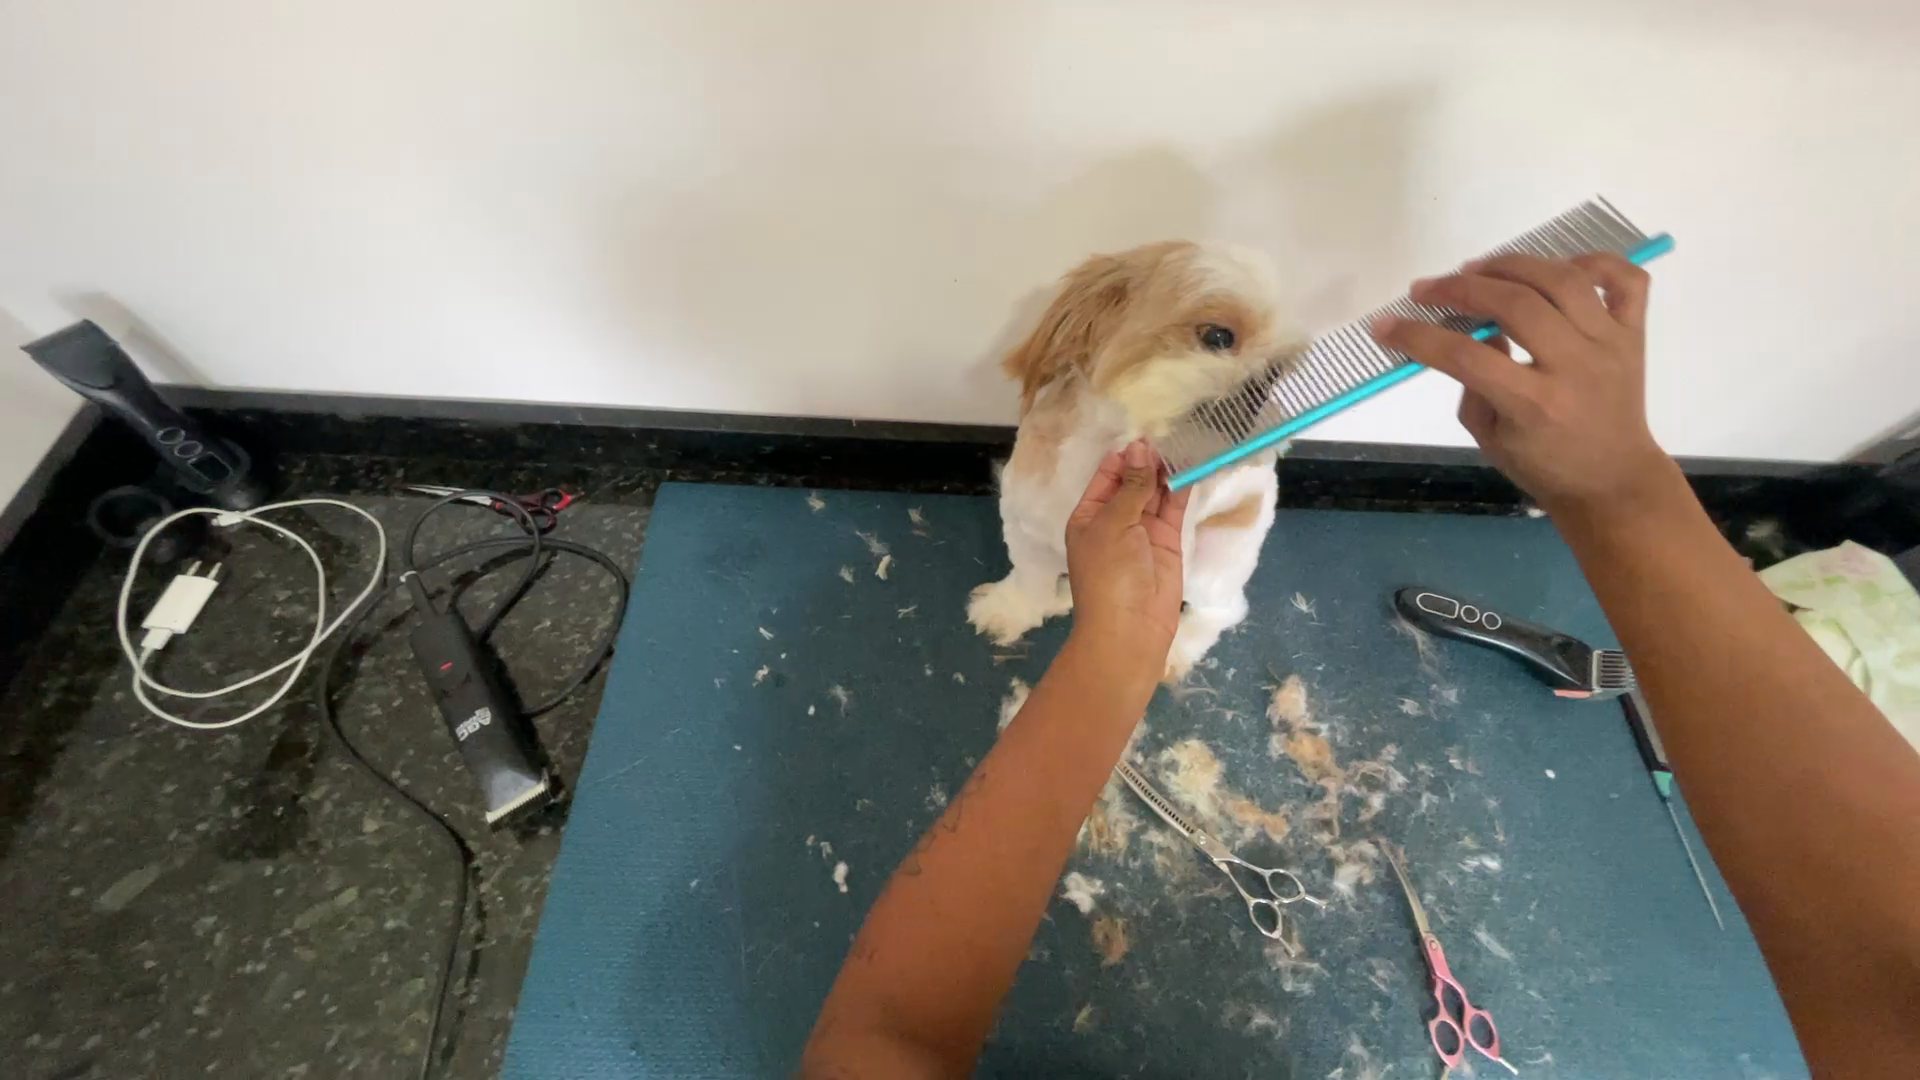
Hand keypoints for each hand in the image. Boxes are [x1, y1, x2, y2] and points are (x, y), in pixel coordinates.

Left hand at [1064, 440, 1190, 656]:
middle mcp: (1114, 519)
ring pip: (1156, 491)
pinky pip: (1174, 507)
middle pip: (1133, 480)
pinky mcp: (1168, 539)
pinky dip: (1184, 487)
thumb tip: (1140, 448)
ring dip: (1167, 469)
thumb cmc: (1109, 573)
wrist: (1131, 626)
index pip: (1106, 475)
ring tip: (1186, 439)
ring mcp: (1143, 529)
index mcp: (1088, 514)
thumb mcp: (1113, 524)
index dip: (1125, 454)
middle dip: (1149, 459)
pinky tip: (1194, 462)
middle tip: (1172, 430)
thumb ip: (1131, 486)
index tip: (1147, 431)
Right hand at [1370, 253, 1680, 515]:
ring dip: (1512, 266)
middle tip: (1426, 289)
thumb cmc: (1539, 463)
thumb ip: (1473, 384)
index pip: (1463, 356)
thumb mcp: (1487, 434)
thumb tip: (1474, 331)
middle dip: (1460, 289)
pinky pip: (1625, 279)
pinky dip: (1591, 261)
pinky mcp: (1635, 333)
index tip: (1384, 325)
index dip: (1416, 336)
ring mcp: (1610, 344)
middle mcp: (1574, 366)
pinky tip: (1552, 269)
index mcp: (1531, 403)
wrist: (1611, 477)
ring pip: (1563, 281)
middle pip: (1515, 305)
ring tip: (1476, 268)